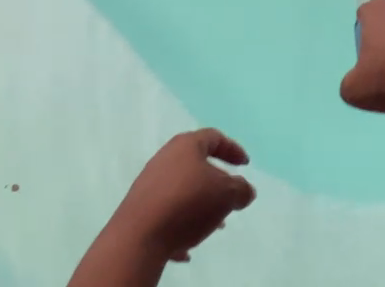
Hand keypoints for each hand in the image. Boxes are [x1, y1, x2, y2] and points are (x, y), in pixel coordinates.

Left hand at [110, 129, 256, 263]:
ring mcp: (149, 182)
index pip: (214, 137)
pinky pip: (166, 211)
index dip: (233, 149)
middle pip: (196, 163)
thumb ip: (241, 190)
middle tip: (229, 197)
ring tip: (212, 225)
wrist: (139, 235)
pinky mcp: (139, 206)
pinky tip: (186, 247)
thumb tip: (245, 189)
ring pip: (182, 189)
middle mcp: (166, 157)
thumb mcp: (226, 195)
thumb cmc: (188, 203)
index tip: (246, 164)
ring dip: (200, 204)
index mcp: (187, 145)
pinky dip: (180, 224)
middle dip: (216, 181)